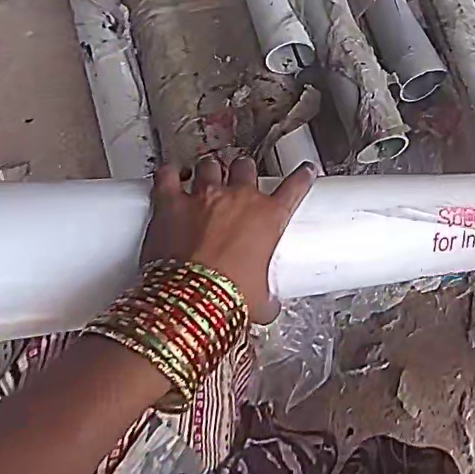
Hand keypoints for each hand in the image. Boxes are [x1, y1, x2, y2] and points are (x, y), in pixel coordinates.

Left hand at [141, 155, 314, 322]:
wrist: (188, 300)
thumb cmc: (228, 297)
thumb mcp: (261, 301)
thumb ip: (268, 298)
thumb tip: (268, 308)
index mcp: (269, 217)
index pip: (295, 186)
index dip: (302, 176)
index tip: (304, 171)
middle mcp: (239, 198)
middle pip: (245, 167)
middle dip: (243, 170)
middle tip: (241, 178)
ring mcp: (205, 196)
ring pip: (211, 165)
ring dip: (210, 169)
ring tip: (207, 174)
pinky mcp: (171, 202)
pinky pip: (169, 174)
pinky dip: (171, 171)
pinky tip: (172, 173)